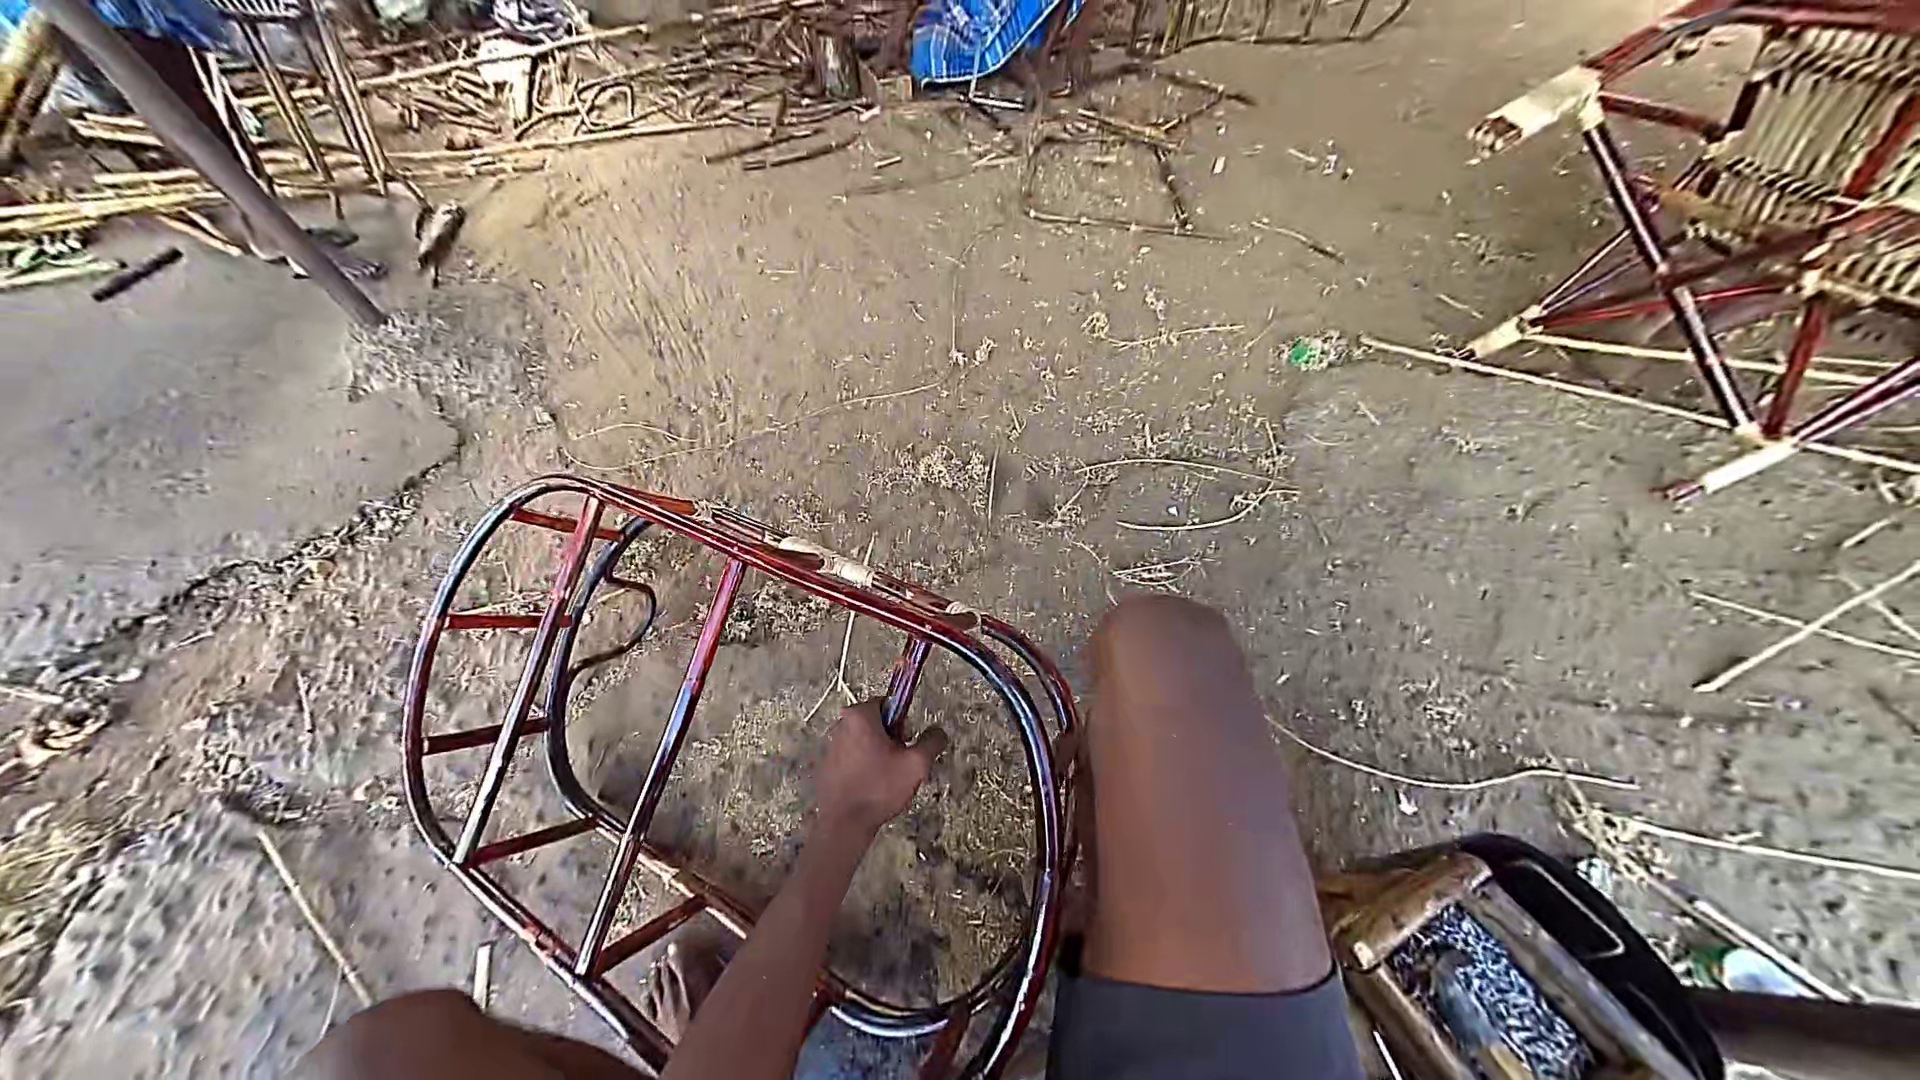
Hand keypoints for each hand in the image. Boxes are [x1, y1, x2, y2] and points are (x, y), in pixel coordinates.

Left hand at [815, 700, 947, 836]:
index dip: (903, 722)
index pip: (889, 703)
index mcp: (860, 716)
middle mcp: (841, 724)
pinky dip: (862, 766)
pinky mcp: (826, 765)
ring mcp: (830, 745)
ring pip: (864, 741)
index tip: (905, 743)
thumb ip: (932, 742)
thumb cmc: (879, 789)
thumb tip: (939, 732)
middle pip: (876, 722)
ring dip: (877, 754)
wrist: (844, 825)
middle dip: (890, 739)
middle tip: (898, 763)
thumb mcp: (916, 764)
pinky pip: (851, 757)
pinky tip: (869, 787)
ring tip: (884, 779)